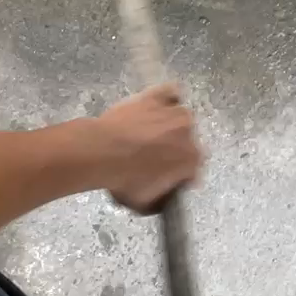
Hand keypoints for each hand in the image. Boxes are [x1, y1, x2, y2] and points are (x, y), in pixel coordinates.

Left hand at [92, 83, 201, 213]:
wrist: (102, 151)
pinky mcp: (157, 96)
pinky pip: (170, 93)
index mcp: (192, 161)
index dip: (179, 171)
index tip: (167, 174)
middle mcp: (190, 134)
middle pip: (187, 140)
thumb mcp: (144, 203)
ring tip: (149, 131)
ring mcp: (174, 112)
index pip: (193, 167)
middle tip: (153, 153)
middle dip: (174, 147)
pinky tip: (157, 104)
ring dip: (169, 124)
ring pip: (179, 117)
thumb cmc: (123, 179)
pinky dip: (167, 98)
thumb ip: (161, 200)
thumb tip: (162, 200)